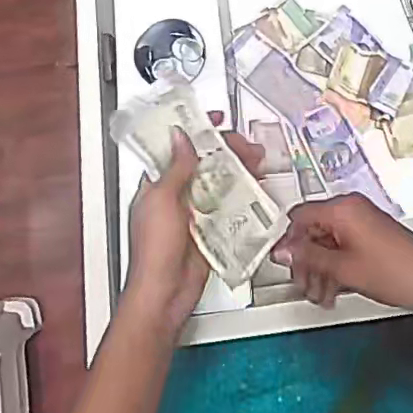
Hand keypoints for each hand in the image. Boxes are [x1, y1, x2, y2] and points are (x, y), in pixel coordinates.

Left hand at [121, 125, 263, 336]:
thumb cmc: (154, 249)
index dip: (196, 131)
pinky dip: (243, 196)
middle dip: (226, 151)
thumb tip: (181, 137)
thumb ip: (176, 168)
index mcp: (157, 184)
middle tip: (247, 146)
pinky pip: (229, 208)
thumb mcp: (163, 200)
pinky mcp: (210, 230)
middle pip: (204, 164)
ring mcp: (194, 212)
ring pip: (220, 183)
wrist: (165, 293)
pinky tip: (257, 189)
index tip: (215, 119)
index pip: (177, 148)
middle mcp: (176, 195)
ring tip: (257, 163)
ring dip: (238, 170)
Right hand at [272, 194, 412, 312]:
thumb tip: (282, 250)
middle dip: (305, 260)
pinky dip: (335, 265)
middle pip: (311, 230)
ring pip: (326, 241)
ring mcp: (361, 220)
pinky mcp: (370, 233)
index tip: (285, 264)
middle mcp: (350, 208)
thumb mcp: (343, 269)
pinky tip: (334, 289)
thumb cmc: (397, 273)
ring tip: (322, 295)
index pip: (298, 217)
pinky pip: (341, 244)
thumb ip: (308, 257)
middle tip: (304, 285)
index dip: (288, 242)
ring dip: (319, 267)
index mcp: (341, 208)